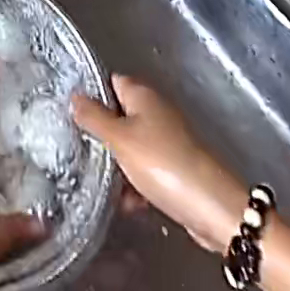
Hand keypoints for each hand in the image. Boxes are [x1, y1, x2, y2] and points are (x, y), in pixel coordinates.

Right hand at [71, 74, 246, 250]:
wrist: (215, 209)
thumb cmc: (163, 164)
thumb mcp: (119, 139)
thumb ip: (93, 117)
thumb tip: (74, 96)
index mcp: (143, 94)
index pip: (109, 81)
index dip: (91, 94)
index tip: (74, 113)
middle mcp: (156, 110)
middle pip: (119, 114)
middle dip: (103, 134)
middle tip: (83, 148)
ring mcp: (169, 139)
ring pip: (131, 144)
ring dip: (118, 162)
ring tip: (104, 181)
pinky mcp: (177, 166)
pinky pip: (147, 166)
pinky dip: (136, 181)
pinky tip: (129, 201)